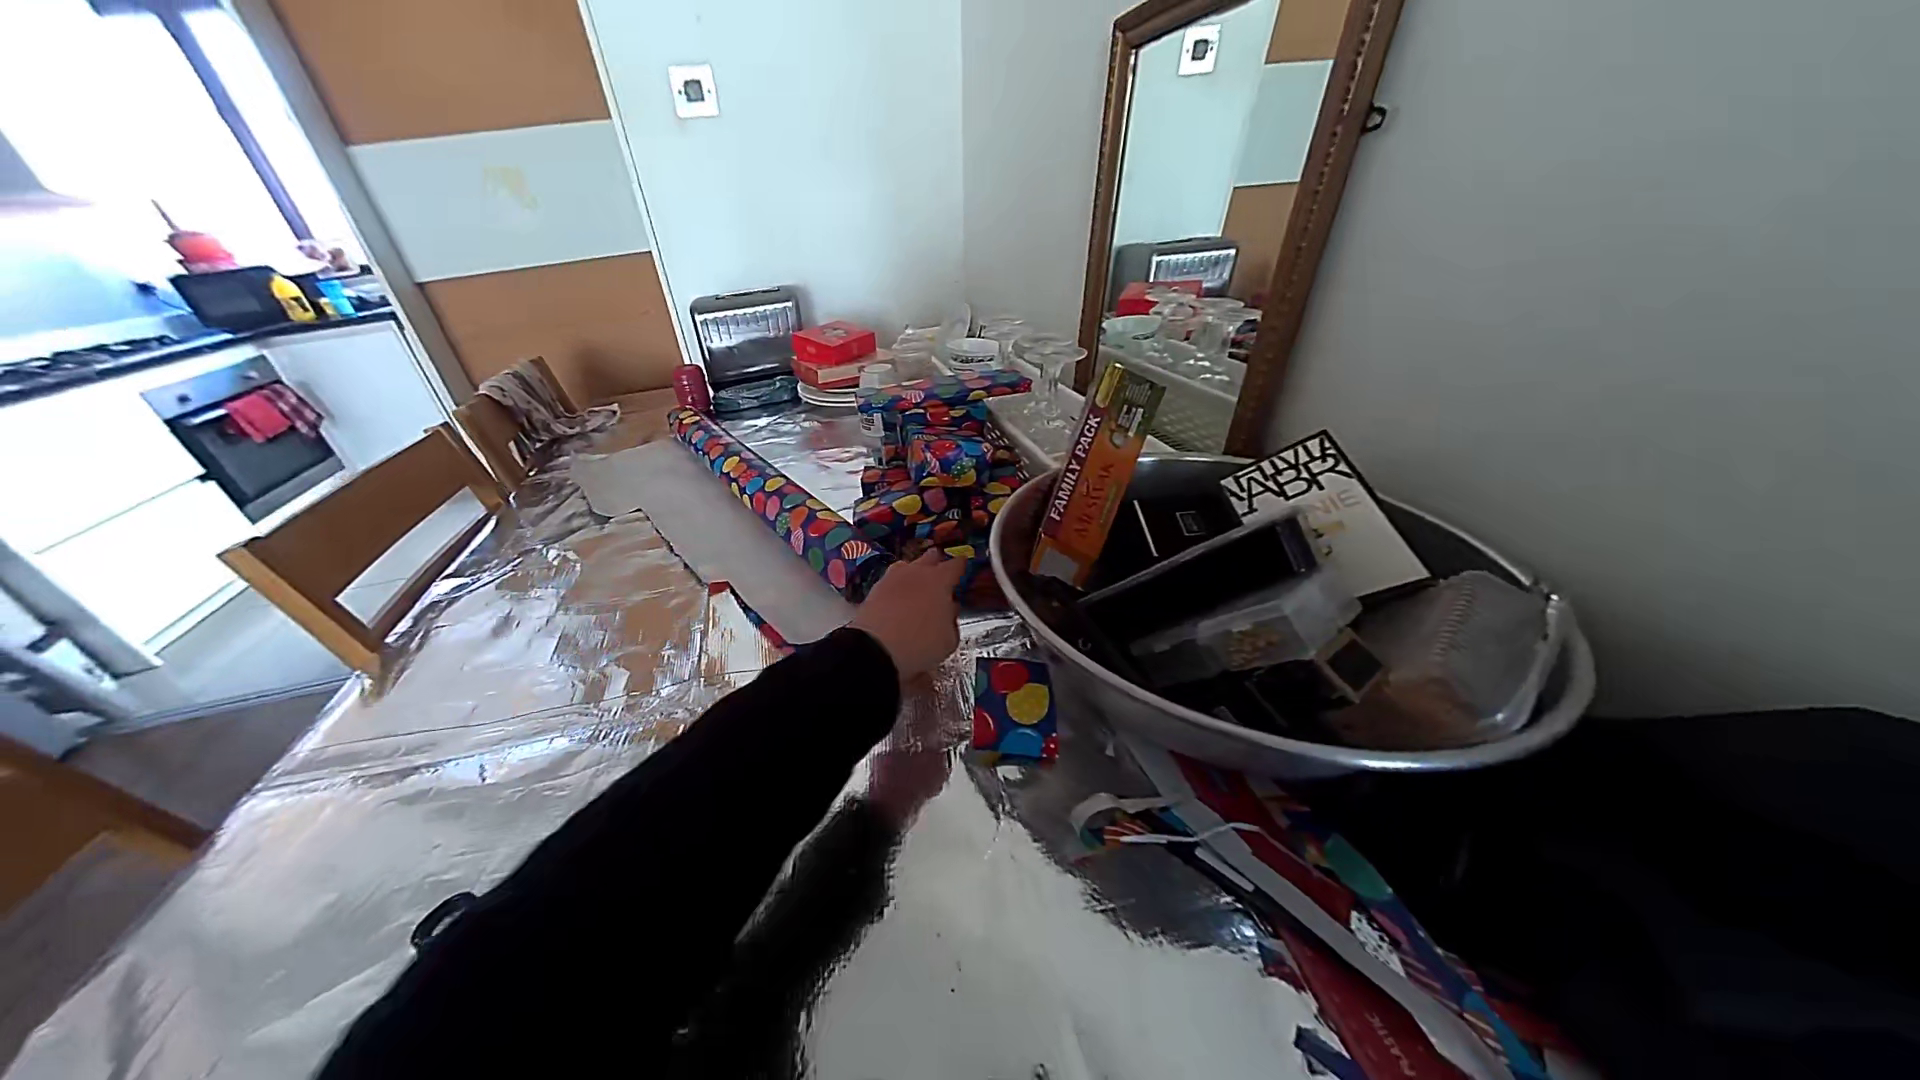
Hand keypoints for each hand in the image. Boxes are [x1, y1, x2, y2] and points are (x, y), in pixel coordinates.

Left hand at [848, 551, 964, 680]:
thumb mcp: (949, 639)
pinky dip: (896, 587)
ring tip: (917, 585)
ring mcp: (892, 578)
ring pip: (906, 566)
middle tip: (941, 573)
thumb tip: (950, 609)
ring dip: (914, 572)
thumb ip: (952, 619)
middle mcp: (916, 572)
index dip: (961, 564)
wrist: (875, 649)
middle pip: (929, 557)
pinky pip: (890, 581)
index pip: (955, 564)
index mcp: (940, 580)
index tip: (963, 565)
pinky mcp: (874, 590)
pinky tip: (897, 599)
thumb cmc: (920, 644)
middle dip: (936, 562)